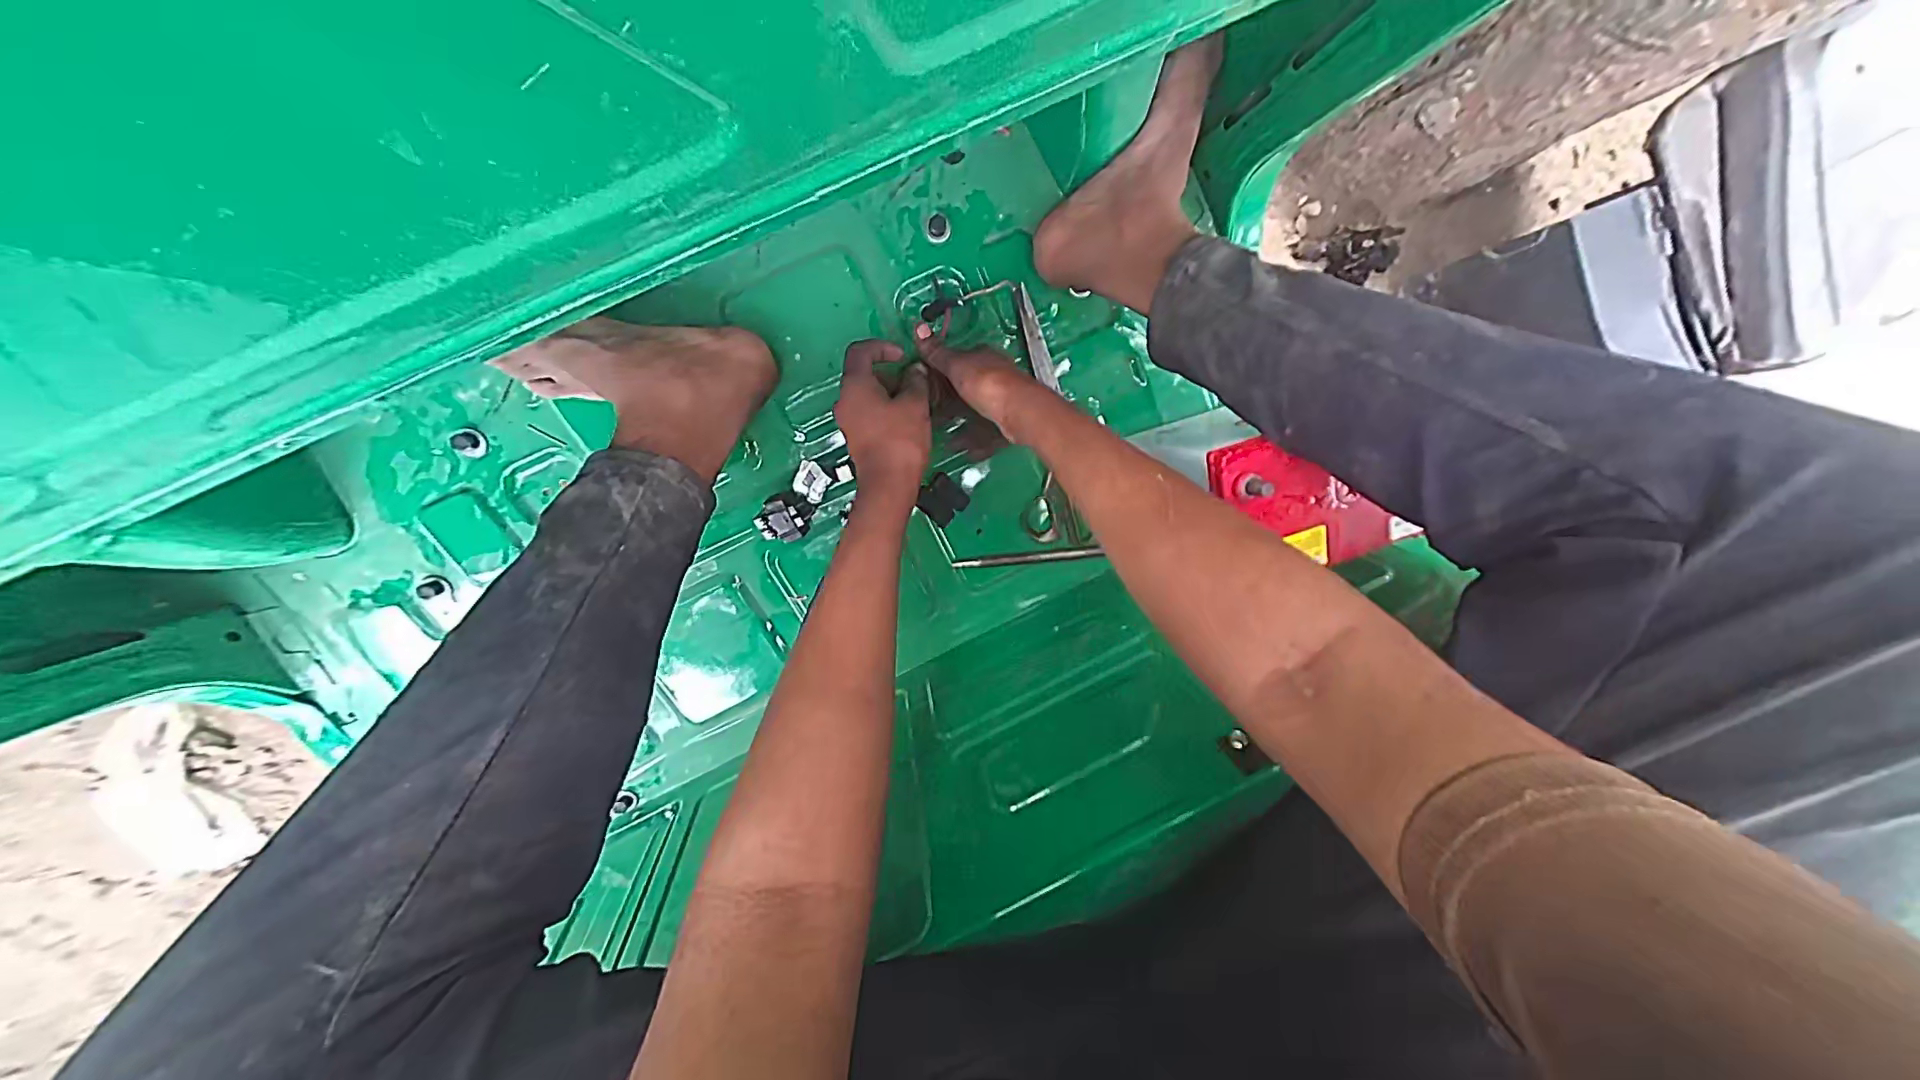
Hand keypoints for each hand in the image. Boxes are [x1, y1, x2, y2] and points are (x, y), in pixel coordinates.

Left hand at [836, 340, 930, 499]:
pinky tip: (906, 418)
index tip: (902, 355)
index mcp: (854, 385)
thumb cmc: (900, 440)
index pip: (860, 350)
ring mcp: (848, 420)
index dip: (882, 346)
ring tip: (915, 400)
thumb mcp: (915, 404)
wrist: (889, 484)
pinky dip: (885, 408)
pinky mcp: (856, 437)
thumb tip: (915, 370)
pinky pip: (868, 412)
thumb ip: (915, 381)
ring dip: (890, 391)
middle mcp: (844, 400)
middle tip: (914, 380)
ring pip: (867, 394)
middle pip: (863, 373)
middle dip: (890, 372)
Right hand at [911, 323, 1036, 438]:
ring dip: (960, 421)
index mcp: (984, 356)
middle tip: (929, 412)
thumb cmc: (985, 383)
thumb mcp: (956, 365)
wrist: (1018, 412)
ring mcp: (1003, 399)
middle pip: (967, 387)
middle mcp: (995, 375)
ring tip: (941, 433)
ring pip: (977, 411)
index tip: (925, 385)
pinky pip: (986, 431)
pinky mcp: (1007, 422)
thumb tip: (919, 328)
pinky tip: (961, 449)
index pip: (960, 359)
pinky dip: (973, 440)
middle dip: (949, 400)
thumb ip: (937, 353)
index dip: (942, 370)